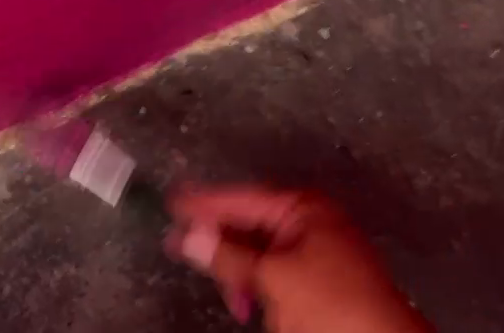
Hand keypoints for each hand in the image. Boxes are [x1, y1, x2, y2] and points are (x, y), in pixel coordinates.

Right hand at [167, 186, 431, 332]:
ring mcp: (319, 251)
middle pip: (248, 224)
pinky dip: (259, 285)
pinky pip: (276, 272)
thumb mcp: (274, 278)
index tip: (170, 201)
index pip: (240, 198)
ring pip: (260, 252)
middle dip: (220, 245)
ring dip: (240, 273)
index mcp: (303, 208)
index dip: (203, 202)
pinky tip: (249, 305)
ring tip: (233, 301)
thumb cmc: (333, 306)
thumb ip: (227, 255)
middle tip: (180, 251)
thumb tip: (186, 237)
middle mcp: (311, 221)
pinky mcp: (322, 281)